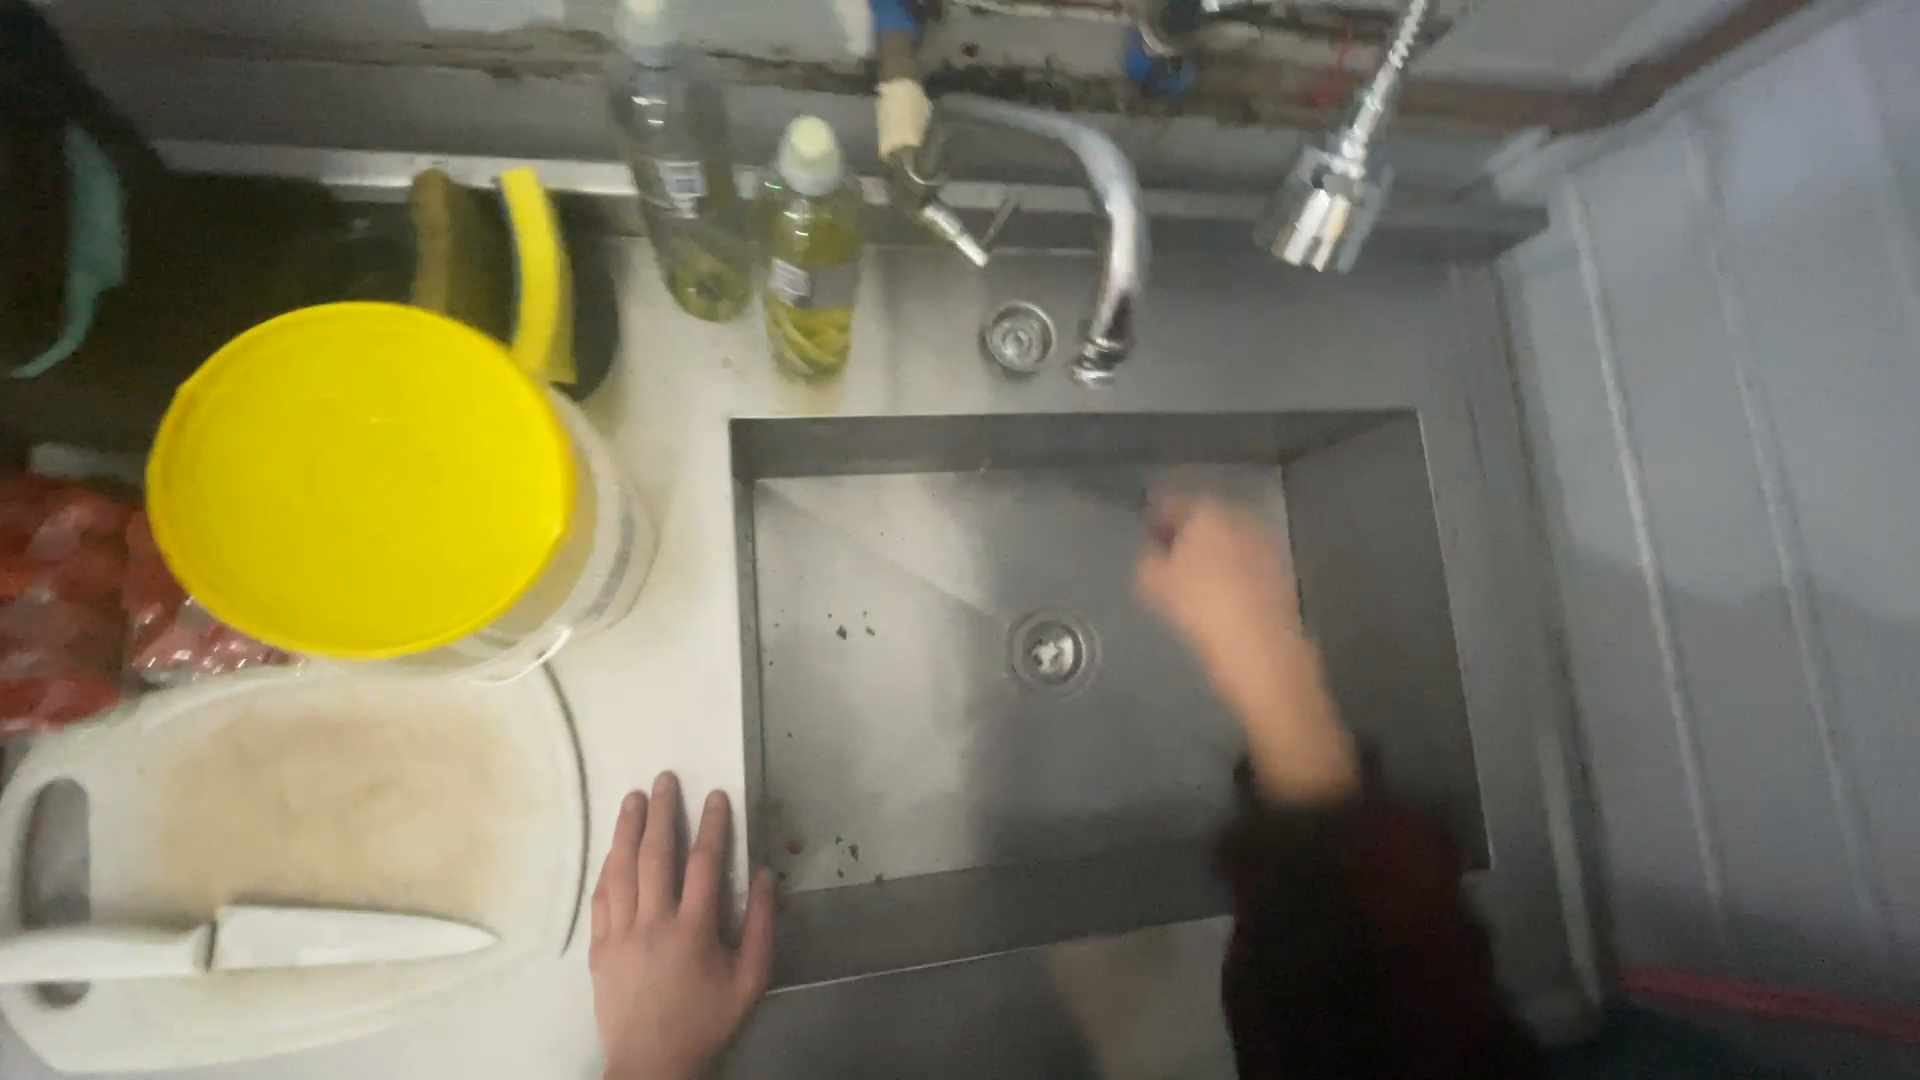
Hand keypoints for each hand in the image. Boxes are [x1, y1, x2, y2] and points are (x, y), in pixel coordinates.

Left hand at [590, 772, 774, 1079]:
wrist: (652, 1068)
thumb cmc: (707, 1020)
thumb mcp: (750, 980)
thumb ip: (761, 925)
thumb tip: (764, 874)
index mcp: (693, 930)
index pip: (704, 863)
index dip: (712, 825)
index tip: (716, 795)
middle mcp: (653, 924)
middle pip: (655, 856)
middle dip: (661, 812)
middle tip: (664, 779)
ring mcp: (620, 936)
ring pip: (621, 871)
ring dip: (627, 830)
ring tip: (632, 798)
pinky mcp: (599, 950)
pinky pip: (601, 899)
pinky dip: (607, 868)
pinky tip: (612, 849)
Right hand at [1136, 496, 1304, 689]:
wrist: (1257, 640)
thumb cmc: (1198, 603)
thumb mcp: (1151, 581)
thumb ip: (1147, 558)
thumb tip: (1153, 552)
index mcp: (1205, 511)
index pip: (1173, 501)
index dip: (1155, 512)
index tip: (1145, 526)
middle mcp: (1238, 517)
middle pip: (1204, 516)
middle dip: (1186, 529)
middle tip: (1167, 547)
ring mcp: (1263, 541)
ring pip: (1227, 537)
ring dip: (1211, 547)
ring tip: (1192, 570)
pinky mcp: (1279, 568)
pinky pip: (1245, 558)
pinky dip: (1231, 566)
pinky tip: (1219, 587)